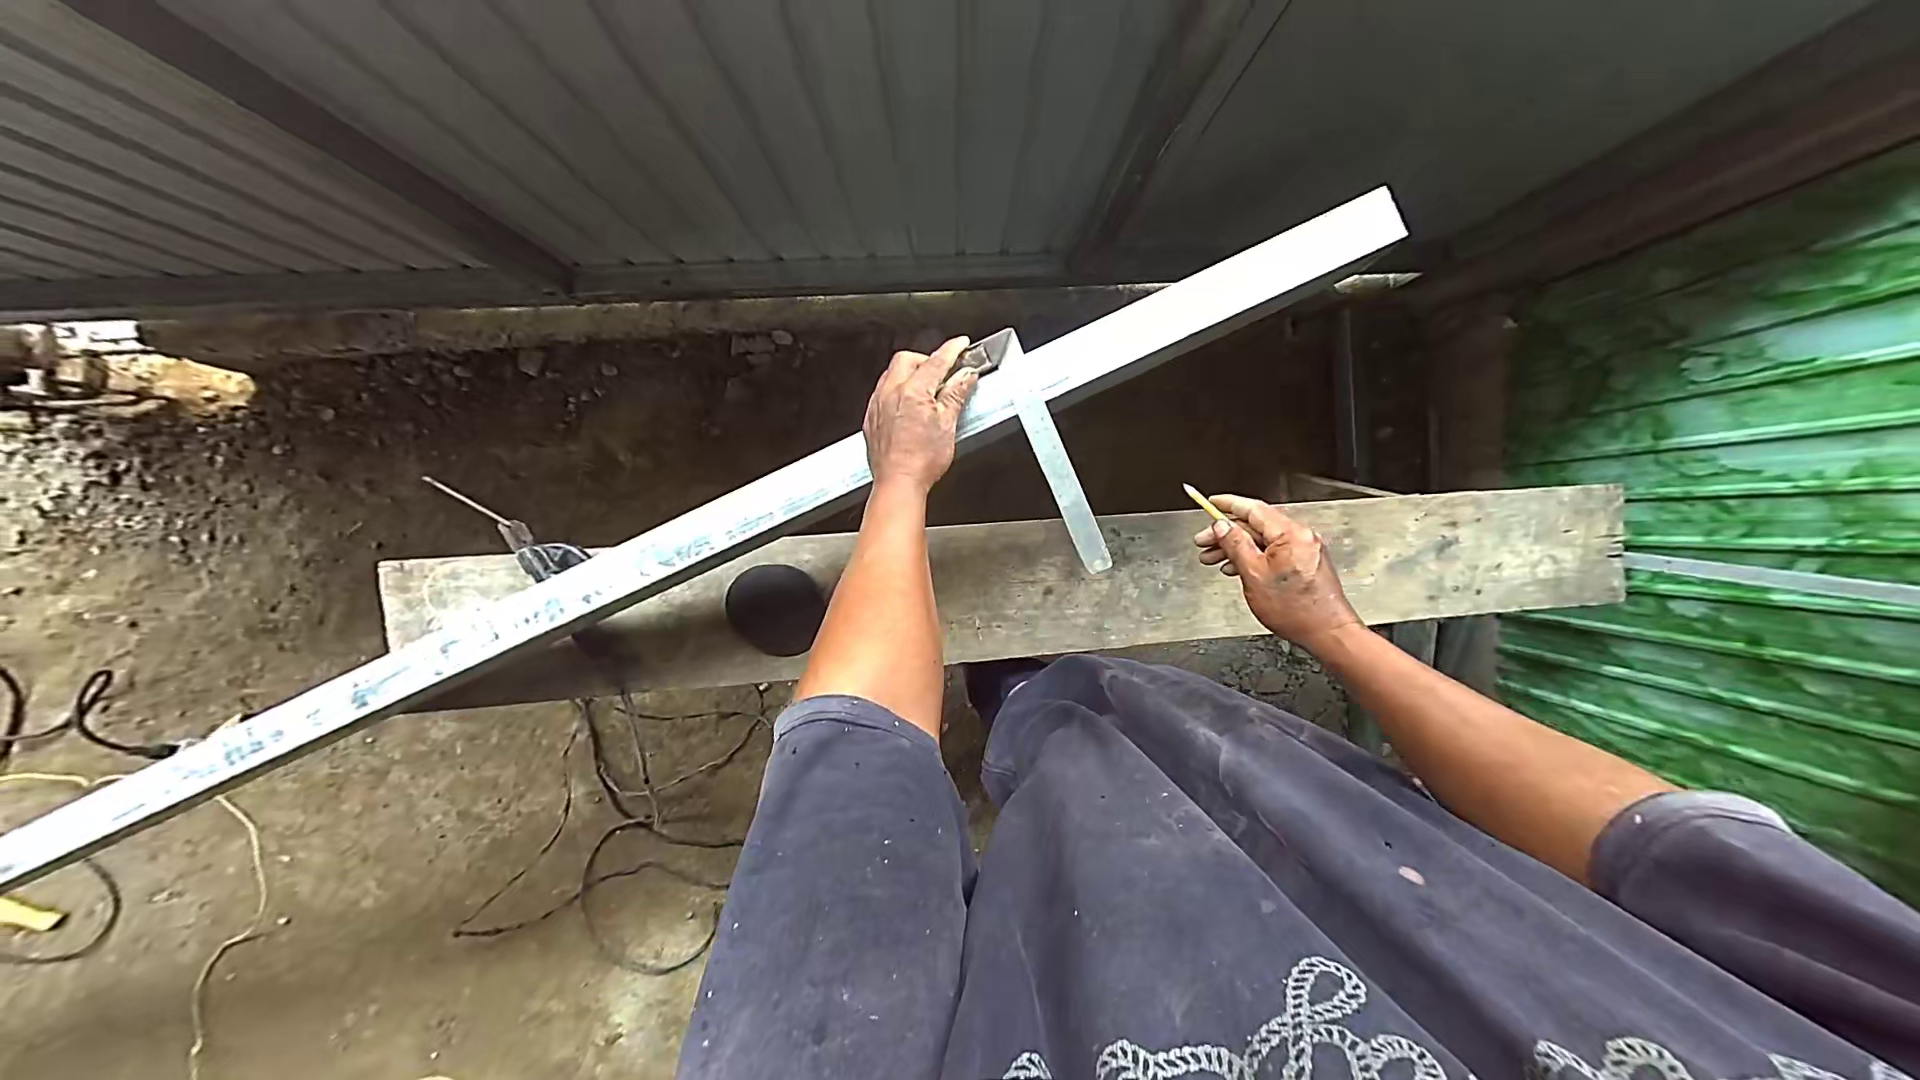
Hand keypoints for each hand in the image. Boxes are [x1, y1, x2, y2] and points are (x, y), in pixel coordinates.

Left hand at [863, 336, 978, 493]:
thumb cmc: (920, 462)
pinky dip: (897, 390)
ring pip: (891, 374)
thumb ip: (955, 395)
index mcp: (912, 392)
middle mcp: (890, 393)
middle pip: (907, 359)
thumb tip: (965, 376)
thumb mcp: (947, 425)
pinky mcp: (870, 419)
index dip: (952, 350)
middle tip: (943, 371)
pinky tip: (908, 404)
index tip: (961, 345)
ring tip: (927, 389)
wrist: (898, 484)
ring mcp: (877, 405)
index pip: (936, 361)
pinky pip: (882, 392)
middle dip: (926, 360)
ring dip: (910, 374)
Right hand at [1193, 493, 1362, 649]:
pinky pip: (1272, 551)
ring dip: (1236, 547)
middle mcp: (1301, 537)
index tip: (1211, 502)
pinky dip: (1252, 556)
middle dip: (1226, 533)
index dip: (1228, 505)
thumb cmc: (1296, 609)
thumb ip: (1235, 545)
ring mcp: (1304, 550)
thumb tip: (1222, 526)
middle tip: (1203, 541)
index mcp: (1291, 534)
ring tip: (1213, 557)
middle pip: (1256, 525)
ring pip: (1262, 540)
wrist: (1325, 632)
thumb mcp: (1253, 574)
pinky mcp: (1304, 563)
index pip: (1253, 509)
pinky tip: (1236, 567)